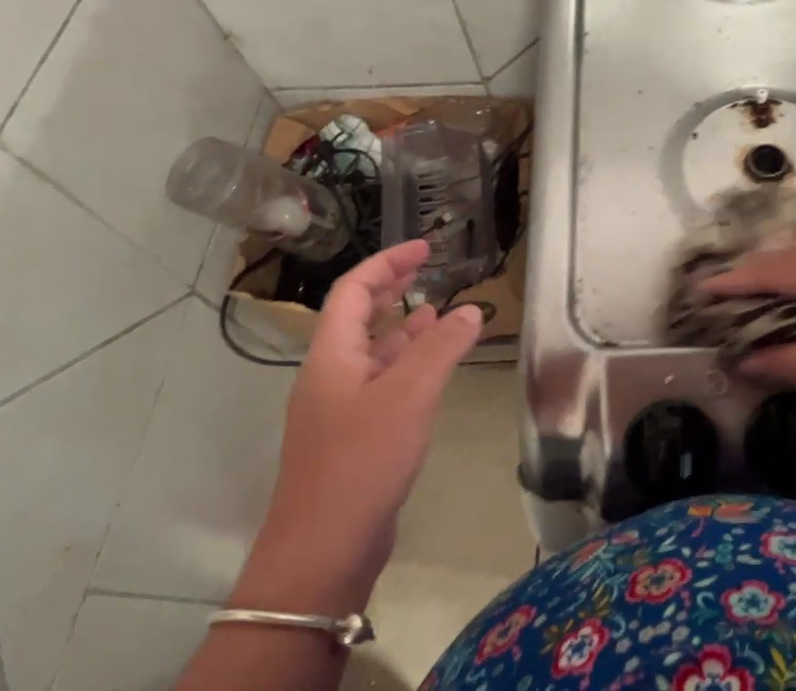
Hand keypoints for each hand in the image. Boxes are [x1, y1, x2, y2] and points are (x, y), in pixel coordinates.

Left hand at [230, 240, 481, 612]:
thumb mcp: (408, 395)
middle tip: (428, 270)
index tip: (424, 247)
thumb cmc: (361, 461)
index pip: (353, 291)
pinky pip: (383, 385)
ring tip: (440, 313)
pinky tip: (433, 371)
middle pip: (357, 317)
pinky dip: (408, 367)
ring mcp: (340, 409)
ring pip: (372, 353)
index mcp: (330, 356)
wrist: (324, 548)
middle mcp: (330, 375)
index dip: (387, 263)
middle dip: (391, 289)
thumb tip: (471, 310)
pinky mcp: (355, 439)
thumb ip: (441, 348)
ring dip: (404, 329)